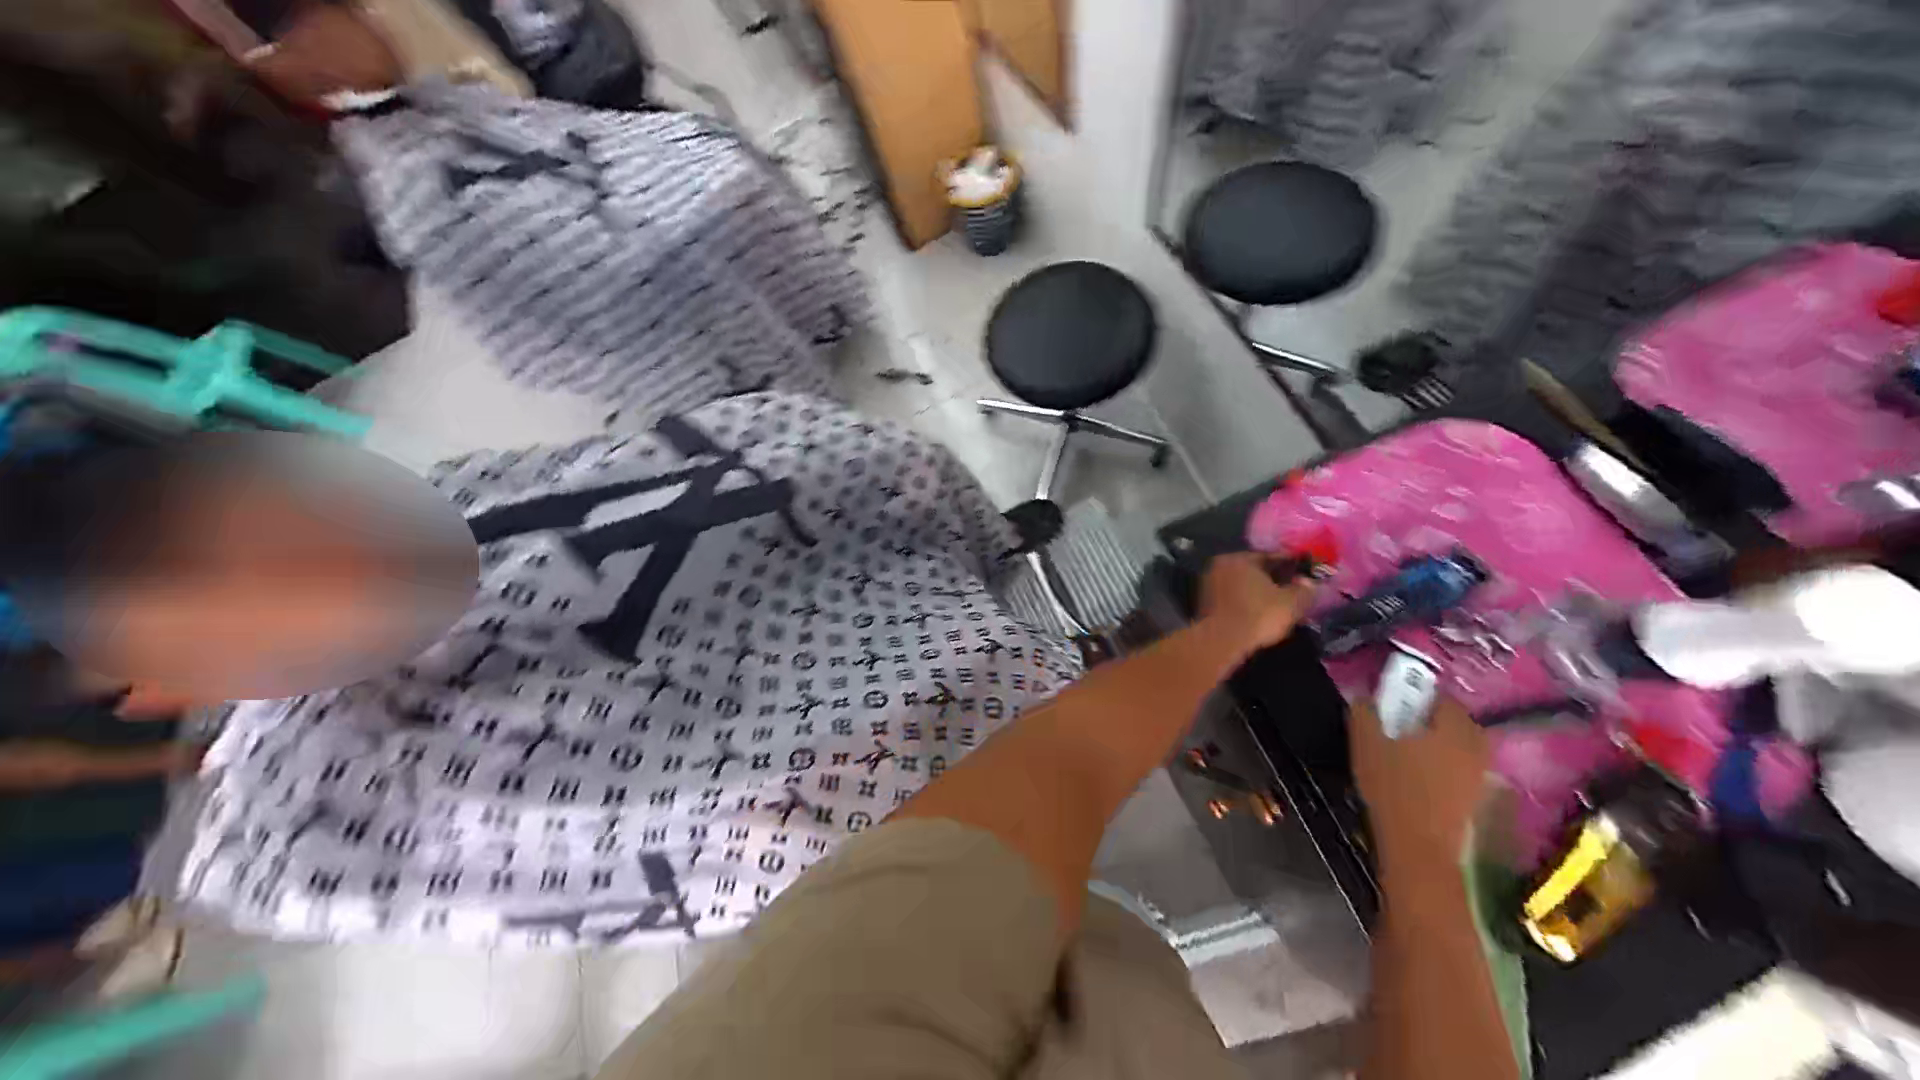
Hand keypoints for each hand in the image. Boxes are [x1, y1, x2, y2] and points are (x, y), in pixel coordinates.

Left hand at [1196, 552, 1315, 655]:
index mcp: (1239, 558)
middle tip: (1291, 589)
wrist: (1221, 641)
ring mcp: (1208, 584)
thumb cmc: (1258, 615)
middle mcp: (1220, 566)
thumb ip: (1304, 590)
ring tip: (1276, 604)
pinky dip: (1245, 602)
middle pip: (1253, 570)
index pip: (1269, 556)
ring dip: (1258, 592)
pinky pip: (1232, 598)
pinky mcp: (1204, 604)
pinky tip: (1257, 613)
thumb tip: (1308, 582)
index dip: (1289, 565)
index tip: (1303, 573)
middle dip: (1272, 579)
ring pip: (1241, 585)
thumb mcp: (1291, 602)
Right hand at [1349, 701, 1491, 866]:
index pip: (1444, 699)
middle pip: (1458, 723)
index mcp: (1452, 729)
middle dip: (1434, 719)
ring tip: (1410, 750)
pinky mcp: (1477, 798)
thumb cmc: (1392, 788)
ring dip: (1441, 742)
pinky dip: (1446, 764)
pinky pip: (1463, 768)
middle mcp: (1475, 748)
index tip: (1396, 701)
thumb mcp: (1366, 744)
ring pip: (1463, 747)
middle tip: (1404, 724)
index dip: (1419, 695)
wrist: (1418, 847)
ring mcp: (1480, 776)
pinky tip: (1420, 775)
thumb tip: (1364, 695)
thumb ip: (1364, 714)